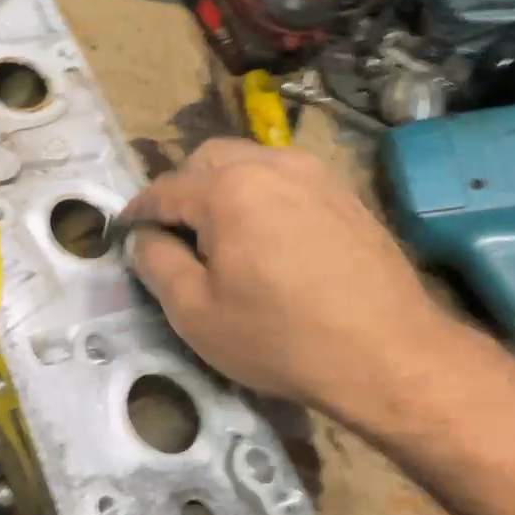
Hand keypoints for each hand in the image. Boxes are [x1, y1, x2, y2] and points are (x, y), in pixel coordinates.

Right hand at [122, 138, 445, 412]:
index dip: (139, 210)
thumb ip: (156, 263)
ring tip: (220, 233)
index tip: (124, 229)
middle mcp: (271, 165)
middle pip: (208, 159)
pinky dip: (262, 194)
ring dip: (223, 186)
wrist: (390, 356)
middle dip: (182, 188)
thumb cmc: (280, 338)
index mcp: (227, 189)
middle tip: (174, 232)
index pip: (165, 189)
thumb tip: (144, 237)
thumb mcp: (195, 312)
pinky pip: (286, 179)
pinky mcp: (345, 196)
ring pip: (251, 162)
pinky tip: (267, 237)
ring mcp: (315, 176)